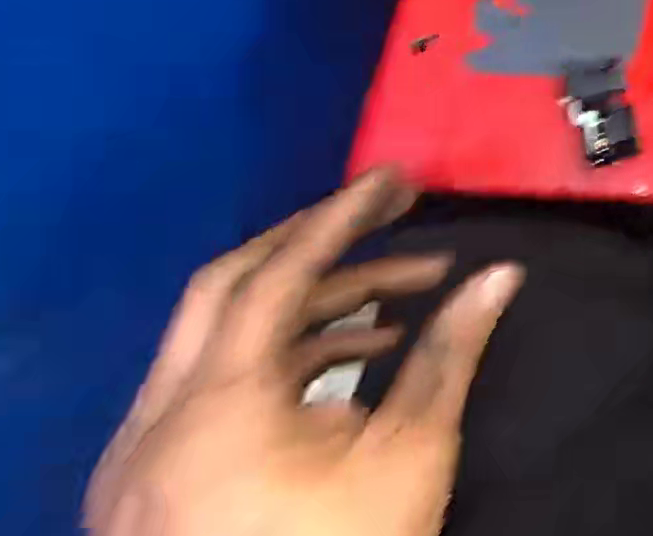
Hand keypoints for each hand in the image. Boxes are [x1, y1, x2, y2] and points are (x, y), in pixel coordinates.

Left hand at [85, 168, 522, 535]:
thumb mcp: (410, 447)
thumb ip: (450, 348)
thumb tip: (504, 274)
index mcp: (214, 408)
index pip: (278, 276)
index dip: (343, 217)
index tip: (398, 179)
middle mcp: (158, 419)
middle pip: (228, 286)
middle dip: (318, 236)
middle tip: (393, 209)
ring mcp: (149, 451)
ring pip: (230, 331)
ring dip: (324, 294)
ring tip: (417, 281)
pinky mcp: (163, 474)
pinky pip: (228, 375)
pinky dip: (299, 343)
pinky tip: (368, 348)